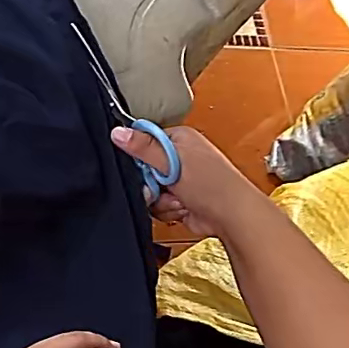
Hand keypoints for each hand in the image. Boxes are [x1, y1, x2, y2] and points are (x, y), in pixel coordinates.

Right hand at [111, 125, 267, 239]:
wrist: (230, 215)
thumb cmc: (213, 183)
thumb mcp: (172, 160)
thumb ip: (143, 147)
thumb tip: (117, 132)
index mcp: (179, 139)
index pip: (144, 142)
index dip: (139, 159)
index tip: (144, 168)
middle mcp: (180, 158)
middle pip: (145, 171)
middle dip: (151, 185)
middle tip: (163, 187)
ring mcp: (180, 181)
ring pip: (151, 192)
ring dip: (162, 201)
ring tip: (179, 199)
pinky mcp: (180, 200)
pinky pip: (159, 206)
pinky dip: (169, 211)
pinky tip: (183, 209)